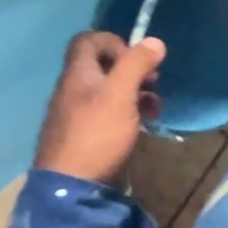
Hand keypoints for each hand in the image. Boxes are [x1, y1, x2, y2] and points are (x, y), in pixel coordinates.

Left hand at [34, 32, 166, 185]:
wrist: (72, 187)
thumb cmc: (97, 133)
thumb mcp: (120, 94)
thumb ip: (136, 65)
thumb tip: (154, 41)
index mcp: (77, 73)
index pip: (88, 40)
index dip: (113, 41)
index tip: (135, 58)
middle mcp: (74, 89)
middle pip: (102, 66)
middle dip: (131, 69)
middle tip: (153, 80)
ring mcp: (78, 114)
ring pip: (109, 91)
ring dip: (134, 92)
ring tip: (155, 105)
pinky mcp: (87, 136)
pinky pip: (109, 114)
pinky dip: (128, 112)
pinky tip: (144, 123)